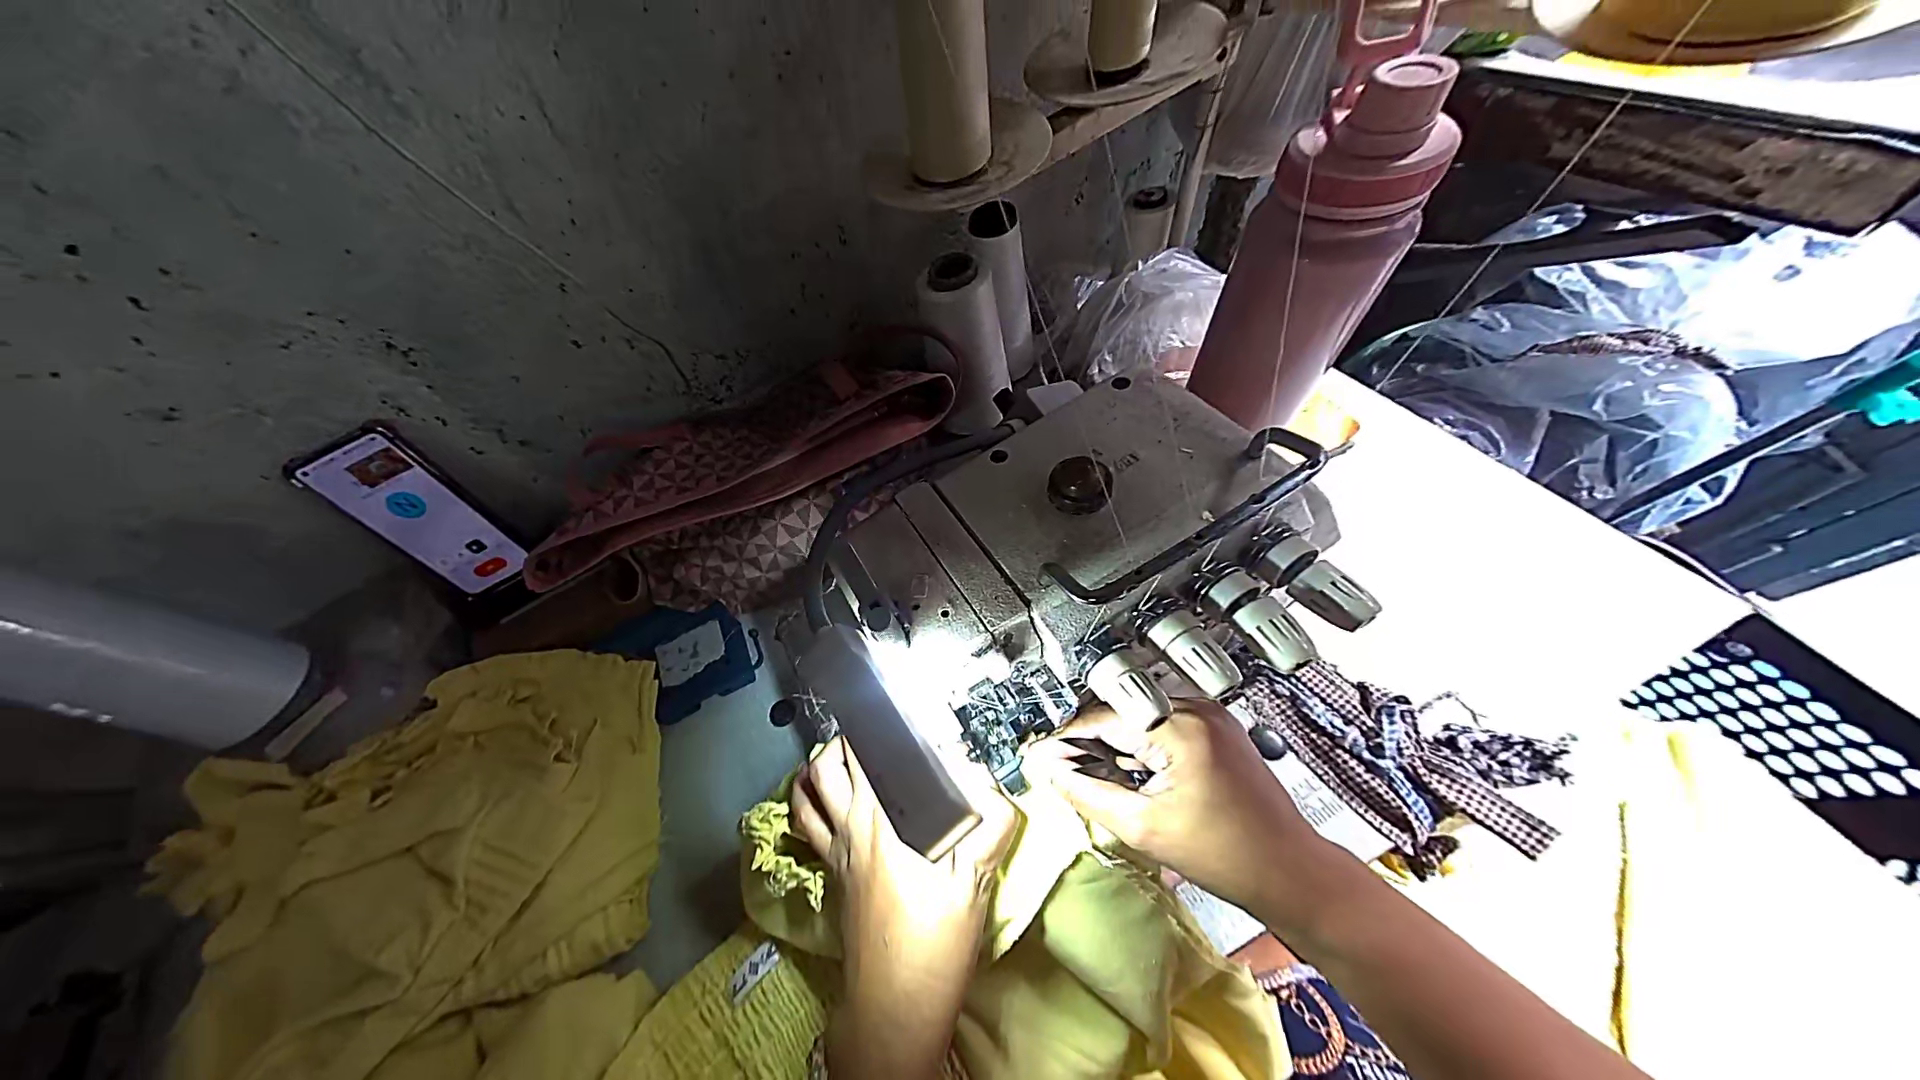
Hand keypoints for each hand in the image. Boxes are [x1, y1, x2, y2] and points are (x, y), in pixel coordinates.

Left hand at [790, 737, 1016, 1003]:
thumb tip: (997, 788)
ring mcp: (834, 857)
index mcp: (878, 826)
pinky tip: (820, 801)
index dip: (874, 729)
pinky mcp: (833, 878)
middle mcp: (847, 834)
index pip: (862, 758)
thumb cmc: (930, 949)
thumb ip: (989, 829)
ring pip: (805, 796)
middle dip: (842, 739)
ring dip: (815, 767)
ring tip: (838, 752)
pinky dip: (805, 805)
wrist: (895, 1009)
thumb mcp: (972, 885)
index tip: (895, 715)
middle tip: (869, 730)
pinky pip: (806, 830)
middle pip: (824, 768)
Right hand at [1024, 699, 1328, 916]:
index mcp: (1181, 728)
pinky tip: (1130, 772)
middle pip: (1120, 711)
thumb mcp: (1143, 827)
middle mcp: (1198, 710)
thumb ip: (1087, 793)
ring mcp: (1211, 716)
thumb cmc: (1232, 856)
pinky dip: (1139, 744)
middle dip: (1088, 738)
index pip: (1102, 717)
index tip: (1043, 752)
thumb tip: (1052, 772)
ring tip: (1094, 772)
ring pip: (1138, 716)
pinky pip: (1161, 723)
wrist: (1289, 870)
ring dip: (1113, 741)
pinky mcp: (1216, 727)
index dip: (1066, 737)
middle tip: (1063, 766)